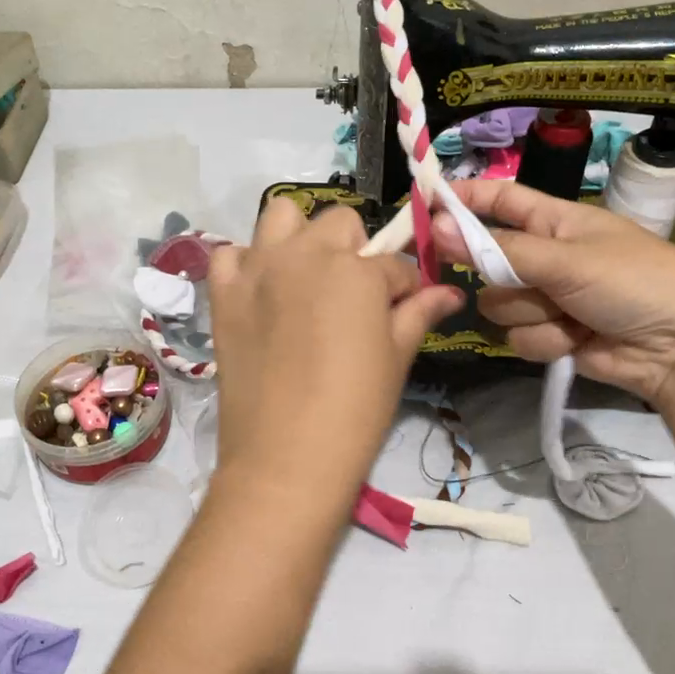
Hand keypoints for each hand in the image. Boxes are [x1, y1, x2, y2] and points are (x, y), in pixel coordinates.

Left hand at [209, 197, 462, 505]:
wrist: (285, 458)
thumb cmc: (354, 410)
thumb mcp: (396, 358)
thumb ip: (419, 313)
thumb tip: (450, 292)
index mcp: (357, 270)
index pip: (393, 264)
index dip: (404, 288)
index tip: (403, 309)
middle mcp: (306, 254)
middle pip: (338, 224)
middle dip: (353, 251)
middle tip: (353, 296)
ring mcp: (259, 268)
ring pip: (280, 215)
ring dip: (299, 237)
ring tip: (305, 278)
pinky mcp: (224, 293)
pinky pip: (230, 253)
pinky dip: (246, 264)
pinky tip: (261, 293)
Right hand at [429, 180, 674, 404]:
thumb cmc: (634, 280)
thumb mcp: (565, 258)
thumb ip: (497, 249)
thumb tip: (436, 228)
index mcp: (554, 220)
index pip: (498, 200)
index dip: (462, 201)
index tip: (423, 209)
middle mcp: (546, 256)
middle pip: (487, 263)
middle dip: (502, 278)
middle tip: (528, 280)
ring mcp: (548, 299)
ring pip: (500, 307)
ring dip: (532, 316)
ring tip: (571, 316)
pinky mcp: (553, 337)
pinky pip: (519, 338)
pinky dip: (546, 343)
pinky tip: (578, 341)